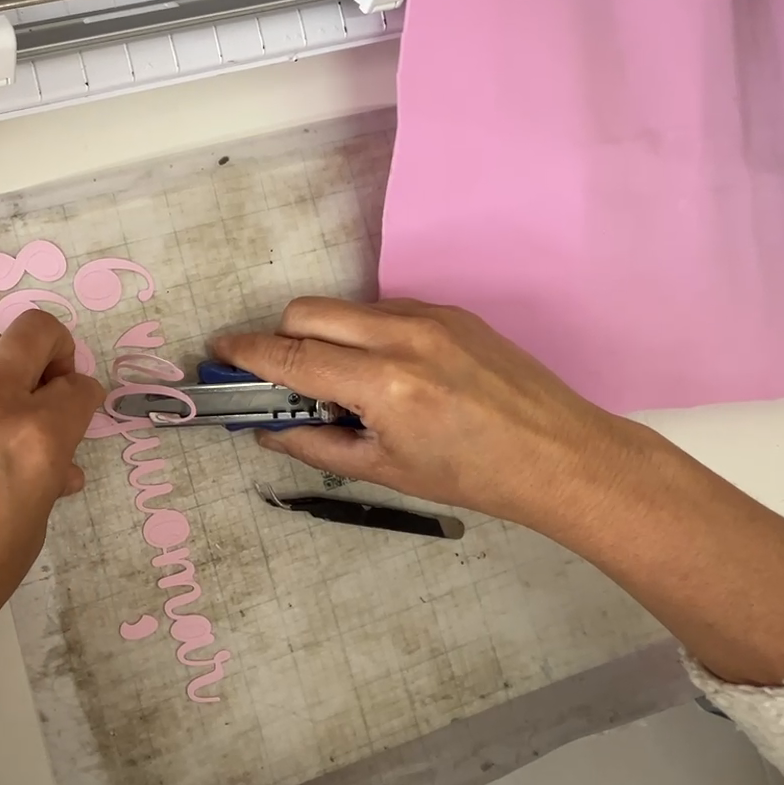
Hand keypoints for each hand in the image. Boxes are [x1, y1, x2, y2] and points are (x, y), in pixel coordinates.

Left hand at [0, 309, 105, 670]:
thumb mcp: (31, 530)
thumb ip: (47, 478)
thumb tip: (57, 466)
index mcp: (37, 436)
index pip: (79, 386)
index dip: (87, 399)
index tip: (82, 414)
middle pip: (34, 331)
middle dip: (55, 349)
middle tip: (52, 385)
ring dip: (9, 363)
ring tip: (9, 406)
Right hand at [213, 297, 656, 525]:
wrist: (566, 458)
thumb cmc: (472, 477)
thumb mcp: (383, 471)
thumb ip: (312, 444)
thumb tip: (263, 429)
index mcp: (383, 384)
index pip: (290, 356)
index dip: (245, 353)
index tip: (217, 351)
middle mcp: (400, 336)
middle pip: (305, 312)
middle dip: (279, 338)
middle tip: (283, 376)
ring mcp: (427, 315)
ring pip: (340, 307)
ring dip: (320, 334)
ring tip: (341, 378)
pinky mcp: (448, 309)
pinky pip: (378, 309)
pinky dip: (359, 332)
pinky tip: (384, 368)